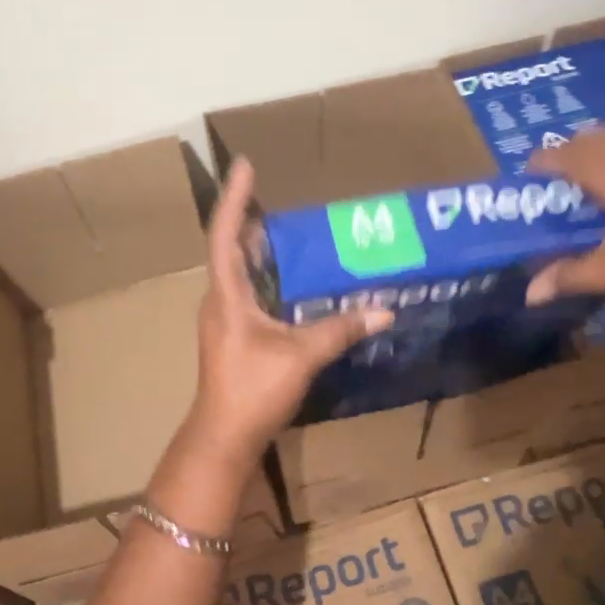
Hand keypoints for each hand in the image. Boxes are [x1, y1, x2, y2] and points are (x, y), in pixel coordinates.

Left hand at [186, 158, 391, 459]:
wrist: (223, 439)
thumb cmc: (252, 390)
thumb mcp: (301, 356)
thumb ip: (341, 329)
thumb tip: (384, 308)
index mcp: (227, 295)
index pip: (226, 234)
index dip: (235, 198)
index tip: (244, 165)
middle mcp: (220, 300)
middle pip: (231, 248)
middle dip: (250, 218)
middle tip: (274, 194)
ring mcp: (225, 320)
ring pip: (240, 272)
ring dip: (260, 249)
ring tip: (288, 229)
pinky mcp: (234, 337)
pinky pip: (249, 293)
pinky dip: (268, 277)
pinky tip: (292, 281)